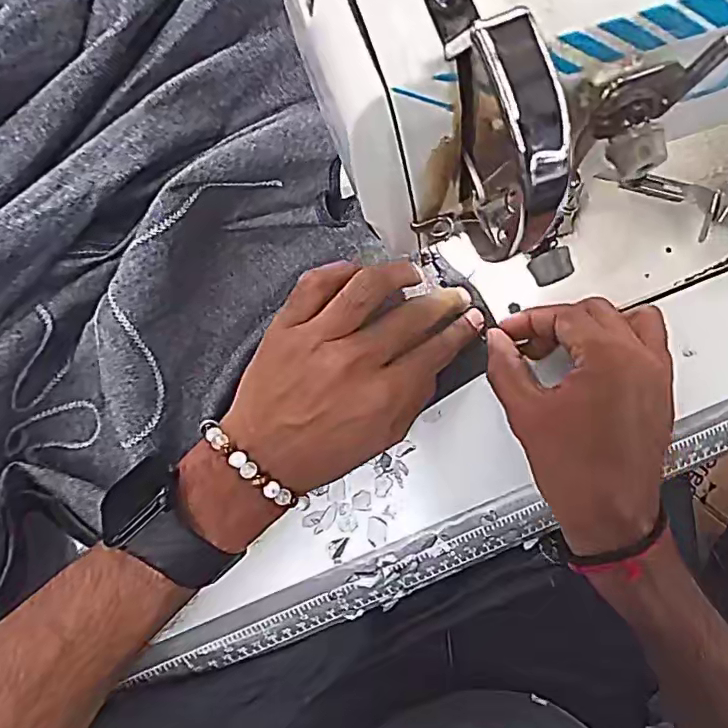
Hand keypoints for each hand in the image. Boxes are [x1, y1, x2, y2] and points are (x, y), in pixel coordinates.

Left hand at [208, 258, 480, 485]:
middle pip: (411, 315)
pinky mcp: (287, 327)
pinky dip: (340, 270)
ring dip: (397, 273)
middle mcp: (352, 362)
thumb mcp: (381, 438)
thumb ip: (412, 400)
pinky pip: (315, 284)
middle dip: (442, 301)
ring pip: (366, 287)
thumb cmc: (315, 453)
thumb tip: (432, 366)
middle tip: (450, 296)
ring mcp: (317, 340)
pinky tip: (356, 272)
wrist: (261, 456)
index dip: (459, 330)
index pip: (434, 349)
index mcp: (380, 395)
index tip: (466, 320)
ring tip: (410, 273)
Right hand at [485, 298, 673, 556]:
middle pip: (596, 311)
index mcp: (610, 359)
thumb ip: (507, 368)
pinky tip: (595, 362)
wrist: (612, 516)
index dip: (530, 320)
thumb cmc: (582, 478)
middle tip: (529, 341)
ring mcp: (656, 375)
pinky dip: (622, 341)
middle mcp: (640, 360)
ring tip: (565, 344)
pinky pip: (648, 345)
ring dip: (595, 324)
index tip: (513, 331)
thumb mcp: (527, 414)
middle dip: (557, 321)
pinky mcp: (661, 392)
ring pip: (629, 320)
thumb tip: (499, 343)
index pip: (566, 316)